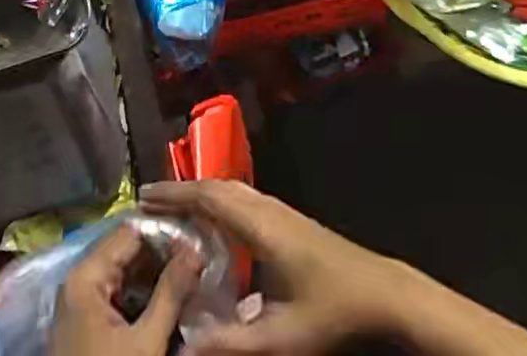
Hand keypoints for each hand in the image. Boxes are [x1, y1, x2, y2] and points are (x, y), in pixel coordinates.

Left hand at [52, 222, 202, 355]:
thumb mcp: (147, 341)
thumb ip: (172, 291)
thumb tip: (197, 249)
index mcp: (86, 276)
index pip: (131, 232)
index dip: (166, 233)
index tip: (197, 239)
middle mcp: (77, 279)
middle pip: (126, 249)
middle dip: (162, 253)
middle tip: (198, 258)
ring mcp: (78, 299)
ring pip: (123, 270)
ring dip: (154, 272)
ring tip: (189, 274)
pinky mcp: (83, 319)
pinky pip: (116, 290)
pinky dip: (141, 291)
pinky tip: (167, 296)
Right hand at [142, 180, 416, 354]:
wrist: (383, 292)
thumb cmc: (333, 311)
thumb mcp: (281, 338)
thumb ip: (232, 343)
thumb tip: (187, 348)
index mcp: (260, 226)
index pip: (209, 198)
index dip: (175, 194)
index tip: (143, 195)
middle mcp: (268, 210)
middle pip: (219, 187)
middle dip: (183, 190)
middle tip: (151, 201)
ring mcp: (282, 212)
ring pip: (233, 190)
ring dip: (202, 193)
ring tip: (176, 209)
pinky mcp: (291, 221)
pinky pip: (244, 199)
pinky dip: (220, 201)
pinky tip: (217, 224)